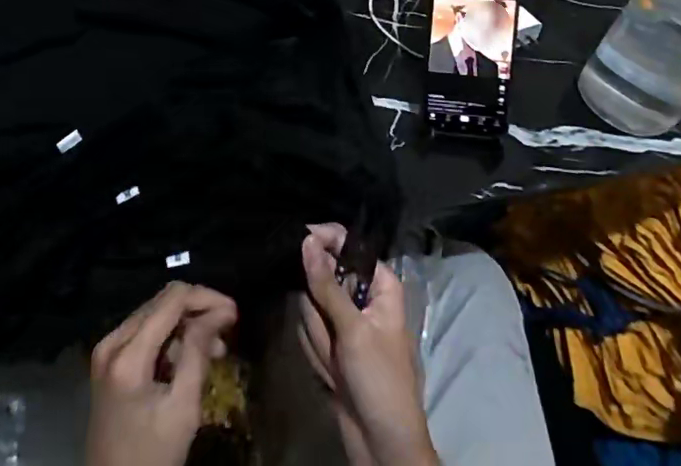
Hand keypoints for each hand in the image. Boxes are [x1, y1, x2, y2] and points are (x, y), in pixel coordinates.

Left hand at [87, 281, 237, 465]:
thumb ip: (199, 352)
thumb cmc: (152, 454)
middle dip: (199, 309)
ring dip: (187, 324)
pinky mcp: (109, 361)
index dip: (207, 298)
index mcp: (128, 355)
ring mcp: (107, 351)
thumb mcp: (183, 406)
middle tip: (227, 328)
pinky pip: (145, 331)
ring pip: (155, 314)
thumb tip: (220, 311)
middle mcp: (112, 342)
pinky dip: (171, 337)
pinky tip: (191, 355)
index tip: (234, 313)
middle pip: (163, 301)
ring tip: (215, 348)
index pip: (173, 299)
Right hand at [298, 225, 439, 465]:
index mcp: (381, 284)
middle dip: (319, 309)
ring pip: (312, 309)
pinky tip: (332, 374)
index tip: (299, 238)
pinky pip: (311, 335)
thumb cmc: (379, 379)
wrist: (381, 443)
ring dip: (319, 338)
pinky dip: (316, 354)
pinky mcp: (332, 345)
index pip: (349, 246)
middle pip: (323, 279)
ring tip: (337, 363)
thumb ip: (327, 285)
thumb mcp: (353, 330)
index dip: (325, 239)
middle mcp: (363, 297)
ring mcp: (345, 323)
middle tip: (334, 337)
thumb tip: (309, 240)